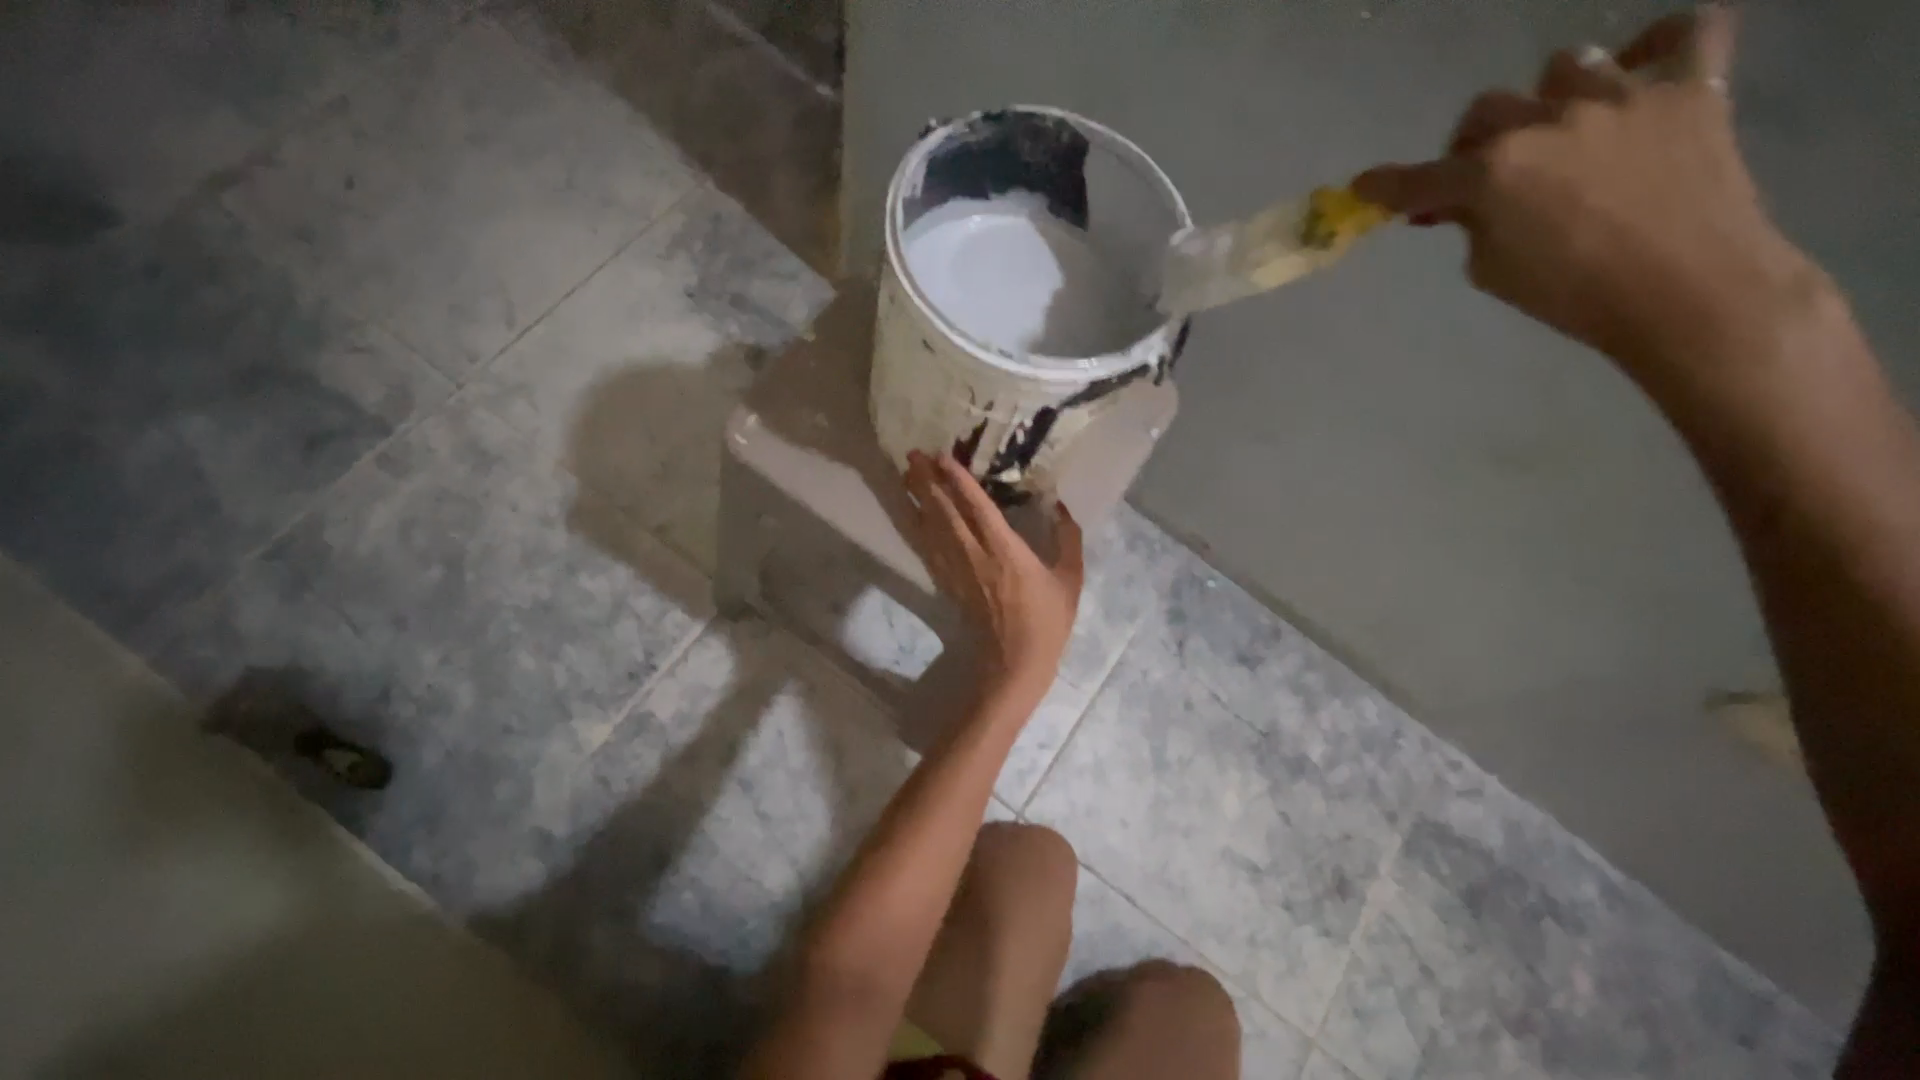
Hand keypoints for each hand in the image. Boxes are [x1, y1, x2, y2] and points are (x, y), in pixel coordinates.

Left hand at [903, 450, 1084, 700]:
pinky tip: (909, 512)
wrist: (1015, 662)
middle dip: (927, 481)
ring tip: (904, 472)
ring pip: (931, 527)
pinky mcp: (947, 583)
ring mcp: (957, 569)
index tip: (944, 455)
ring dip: (917, 498)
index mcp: (1006, 550)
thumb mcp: (1070, 578)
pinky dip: (916, 526)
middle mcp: (975, 554)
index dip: (959, 480)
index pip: (977, 507)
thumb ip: (1067, 538)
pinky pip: (927, 548)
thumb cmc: (1047, 621)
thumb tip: (1060, 505)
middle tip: (912, 453)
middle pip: (945, 511)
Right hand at [1352, 7, 1829, 398]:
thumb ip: (1473, 226)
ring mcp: (1622, 97)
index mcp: (1492, 173)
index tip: (1364, 187)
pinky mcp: (1691, 89)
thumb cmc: (1577, 298)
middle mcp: (1547, 122)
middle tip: (1484, 176)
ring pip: (1566, 67)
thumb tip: (1468, 204)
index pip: (1420, 178)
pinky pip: (1686, 32)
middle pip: (1486, 109)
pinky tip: (1645, 70)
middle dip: (1474, 144)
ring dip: (1550, 99)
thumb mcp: (1495, 272)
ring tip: (1563, 130)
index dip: (1386, 186)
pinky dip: (1662, 45)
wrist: (1690, 294)